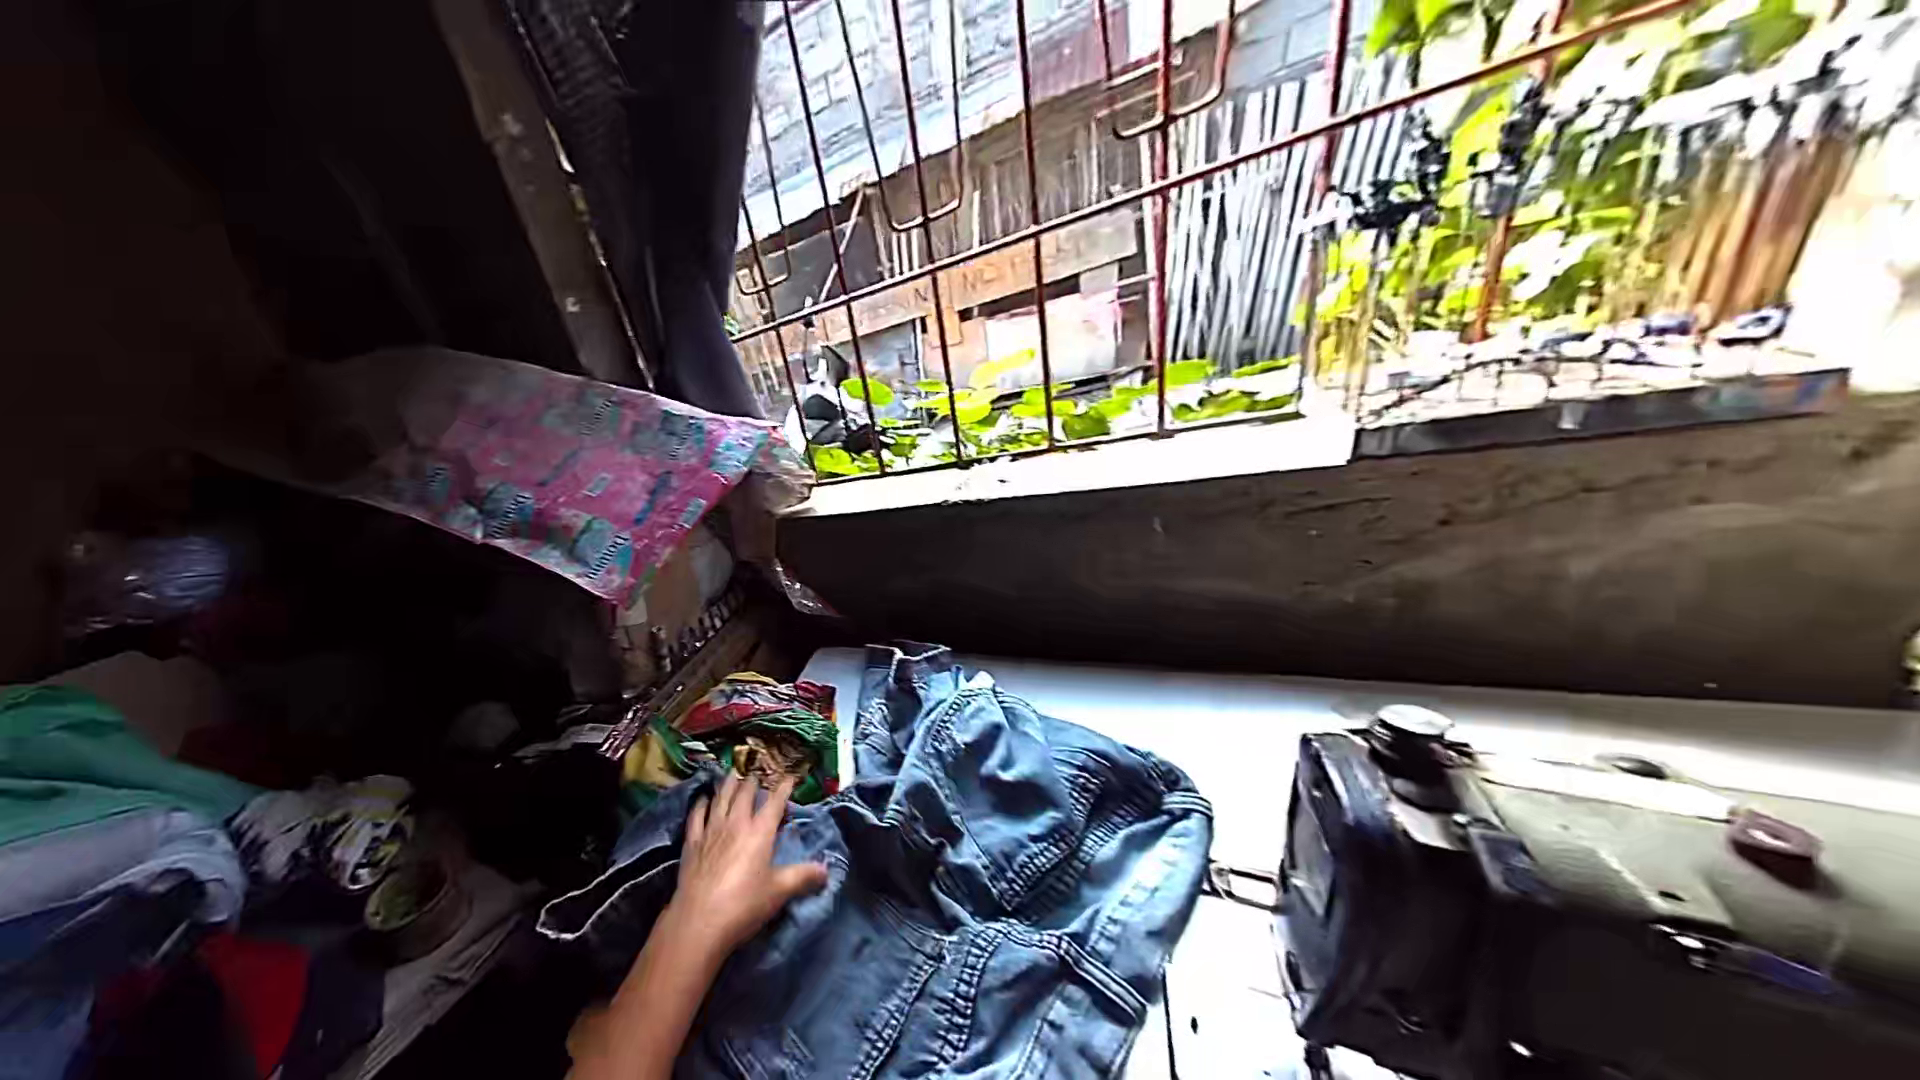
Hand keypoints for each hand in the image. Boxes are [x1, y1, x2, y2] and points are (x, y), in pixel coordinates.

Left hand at [667, 771, 828, 955]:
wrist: (698, 923)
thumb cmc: (744, 904)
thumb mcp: (779, 891)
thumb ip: (804, 876)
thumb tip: (826, 870)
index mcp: (760, 832)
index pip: (775, 802)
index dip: (783, 788)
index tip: (790, 777)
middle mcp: (736, 824)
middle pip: (745, 794)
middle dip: (753, 781)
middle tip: (757, 772)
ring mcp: (711, 831)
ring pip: (721, 799)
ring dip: (728, 784)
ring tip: (733, 772)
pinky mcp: (692, 844)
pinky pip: (696, 816)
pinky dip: (701, 804)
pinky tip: (703, 799)